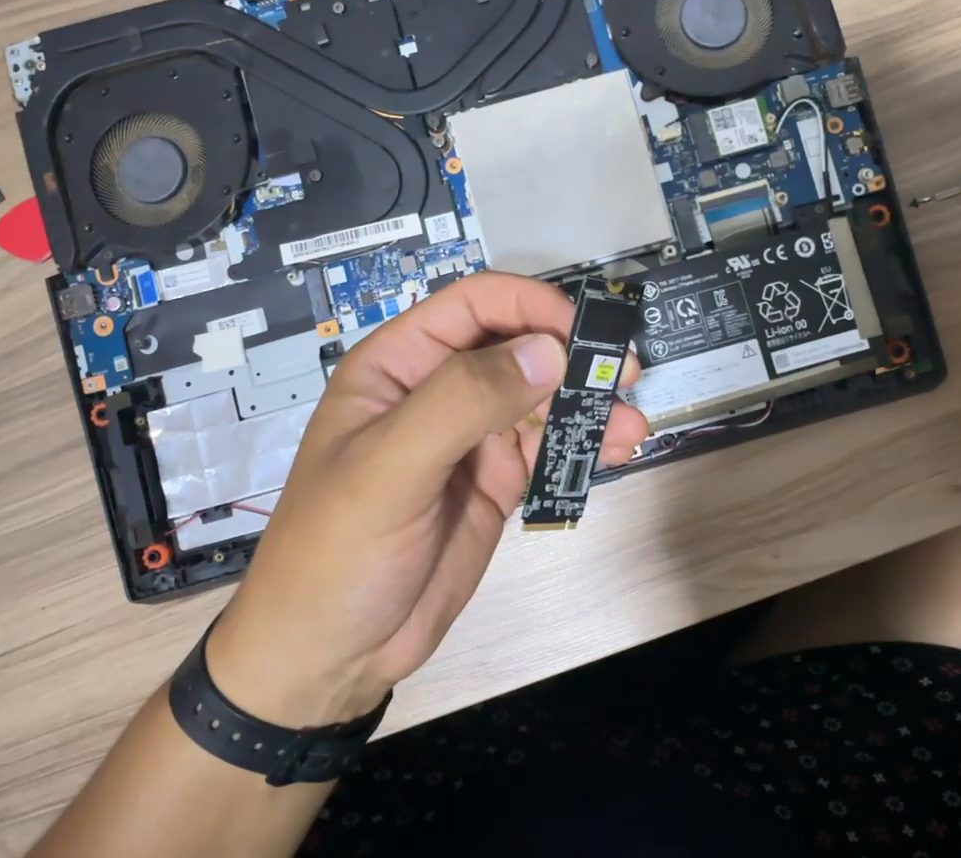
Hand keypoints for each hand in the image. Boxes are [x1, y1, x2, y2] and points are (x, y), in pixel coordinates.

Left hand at [201, 273, 646, 724]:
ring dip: (589, 402)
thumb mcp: (387, 469)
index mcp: (399, 366)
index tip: (580, 334)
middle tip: (625, 375)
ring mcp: (472, 437)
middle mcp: (440, 390)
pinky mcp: (498, 480)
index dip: (530, 306)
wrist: (330, 654)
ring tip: (630, 425)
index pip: (474, 306)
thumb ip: (461, 402)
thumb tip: (547, 351)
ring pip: (543, 396)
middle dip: (572, 355)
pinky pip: (549, 446)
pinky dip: (586, 442)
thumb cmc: (335, 551)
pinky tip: (616, 448)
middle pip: (518, 346)